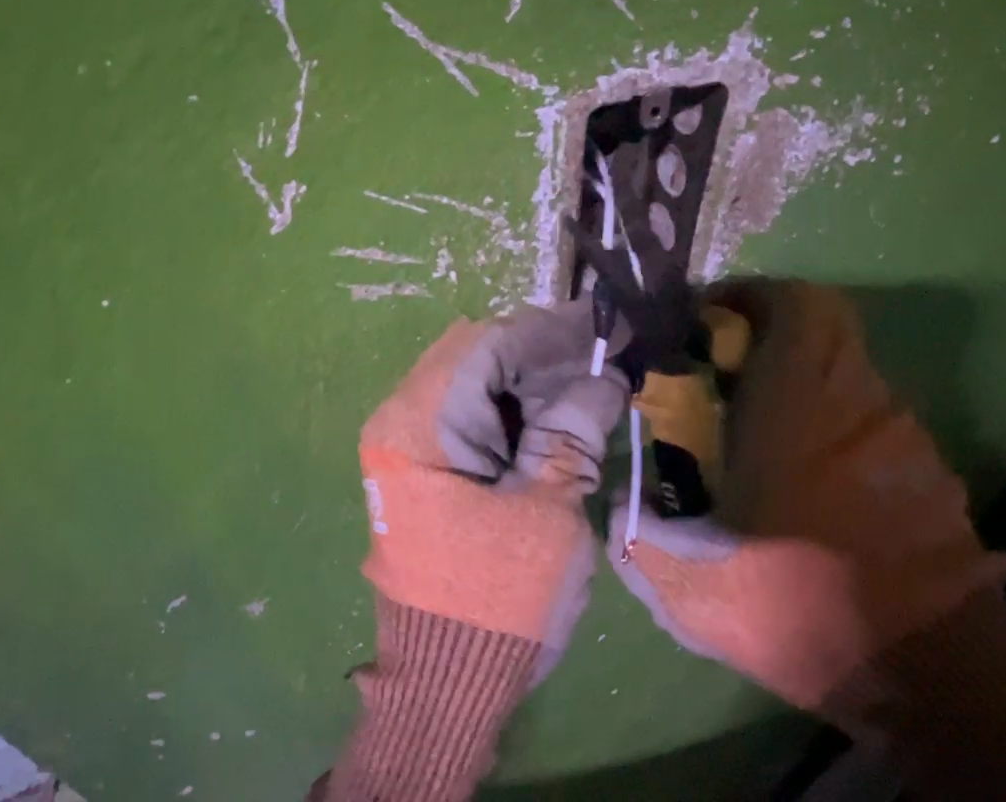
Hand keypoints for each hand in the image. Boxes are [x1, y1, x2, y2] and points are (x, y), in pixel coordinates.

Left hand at [359, 299, 629, 677]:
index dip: (549, 330)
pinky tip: (560, 414)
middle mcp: (400, 421)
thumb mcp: (547, 510)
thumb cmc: (498, 598)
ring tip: (593, 383)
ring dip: (531, 380)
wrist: (446, 681)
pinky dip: (515, 410)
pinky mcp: (423, 468)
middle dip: (542, 354)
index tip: (605, 324)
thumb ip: (573, 431)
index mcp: (418, 425)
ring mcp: (407, 445)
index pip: (486, 345)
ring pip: (473, 384)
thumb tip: (604, 375)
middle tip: (606, 356)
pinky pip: (469, 417)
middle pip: (475, 357)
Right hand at [608, 280, 1005, 710]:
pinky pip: (871, 423)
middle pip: (826, 327)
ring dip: (802, 385)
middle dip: (770, 334)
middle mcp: (857, 403)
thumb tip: (617, 506)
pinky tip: (810, 489)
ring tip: (760, 439)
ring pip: (848, 376)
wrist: (931, 673)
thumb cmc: (798, 603)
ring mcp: (903, 437)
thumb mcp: (688, 582)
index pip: (795, 306)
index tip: (708, 320)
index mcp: (796, 407)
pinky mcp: (930, 475)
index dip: (751, 296)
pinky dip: (835, 429)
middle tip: (723, 373)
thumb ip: (637, 531)